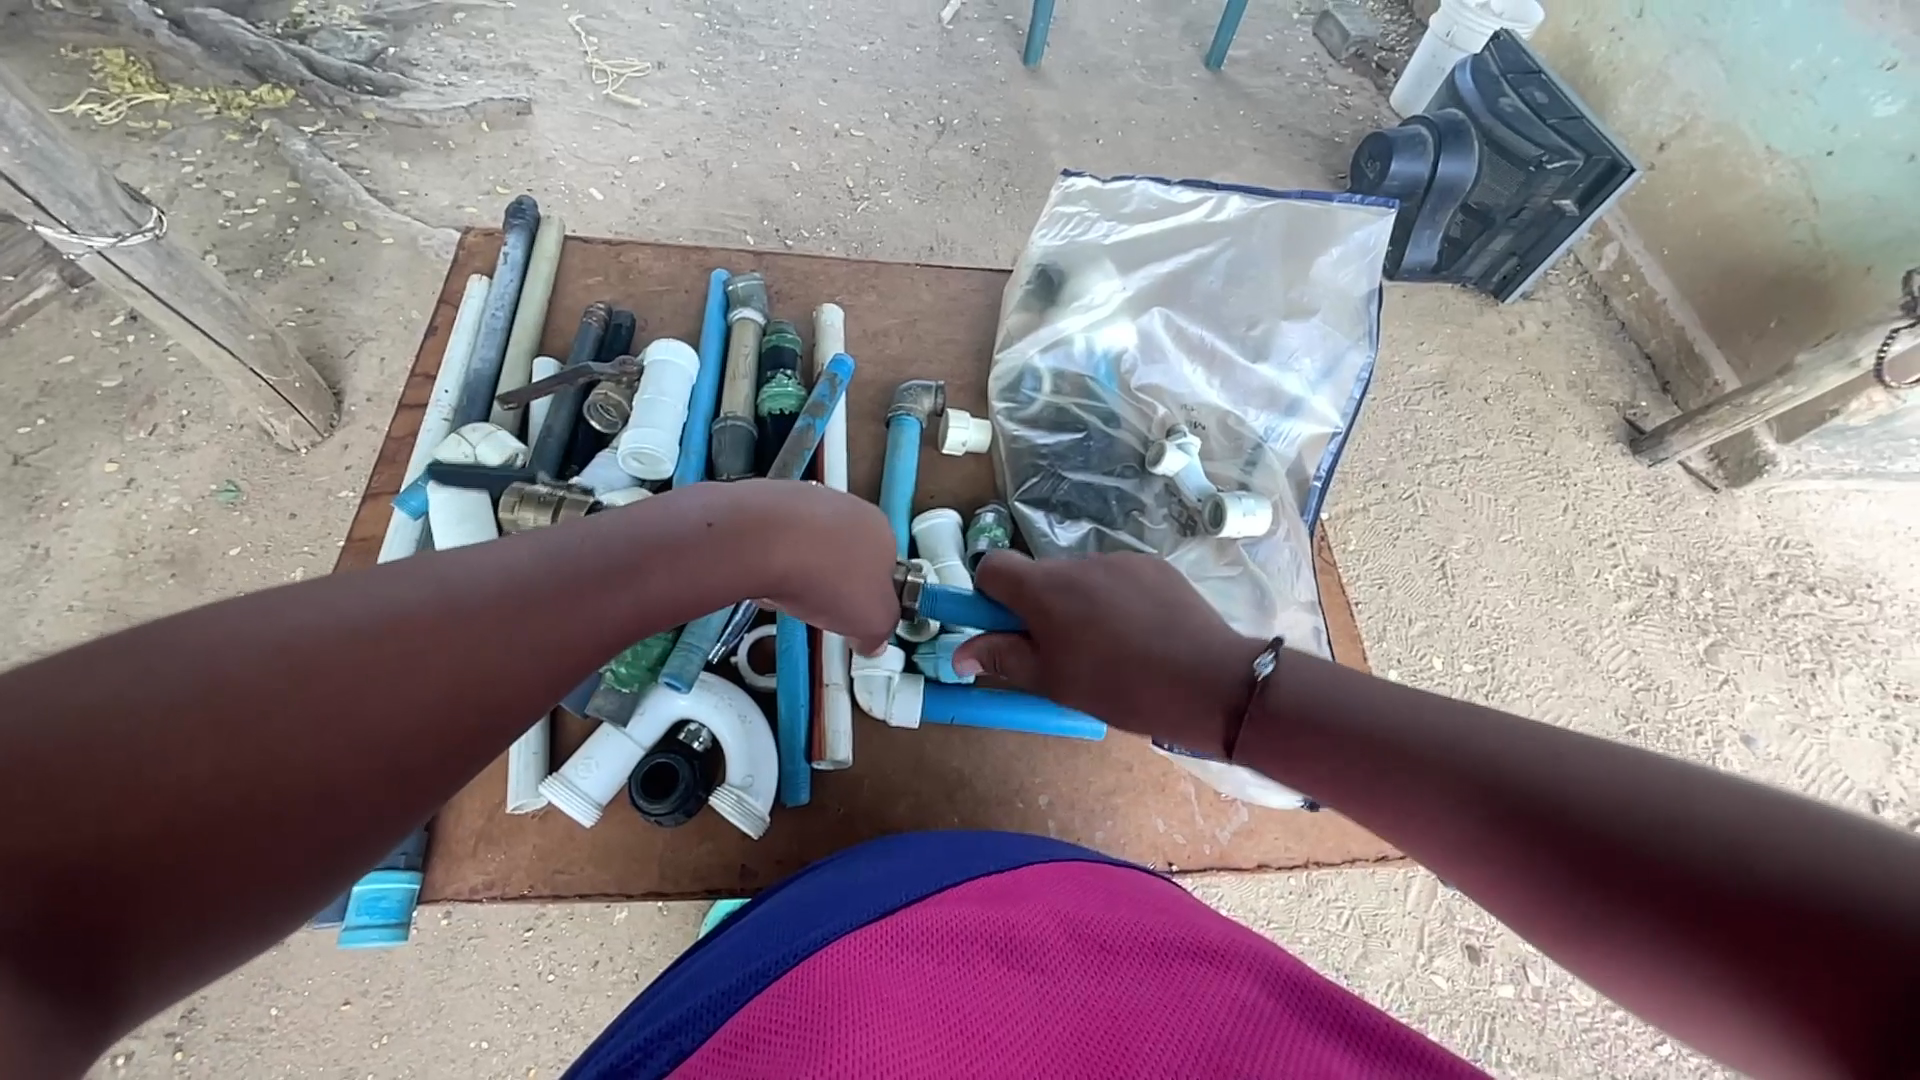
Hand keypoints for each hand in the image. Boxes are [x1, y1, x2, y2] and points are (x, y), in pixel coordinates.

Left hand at [730, 480, 899, 654]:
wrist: (760, 543)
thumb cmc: (822, 573)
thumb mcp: (873, 621)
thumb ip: (881, 630)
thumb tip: (874, 639)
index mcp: (881, 530)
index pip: (884, 568)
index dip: (869, 598)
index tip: (855, 618)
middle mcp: (847, 507)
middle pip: (845, 555)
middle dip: (832, 584)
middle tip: (821, 608)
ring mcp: (807, 500)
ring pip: (808, 547)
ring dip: (800, 572)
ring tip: (788, 594)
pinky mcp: (768, 502)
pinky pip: (774, 540)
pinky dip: (769, 559)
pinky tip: (764, 576)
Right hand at [952, 551, 1265, 754]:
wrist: (1209, 682)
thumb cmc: (1120, 688)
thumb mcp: (1053, 682)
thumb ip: (1003, 659)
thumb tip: (960, 653)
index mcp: (1044, 589)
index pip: (992, 565)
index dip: (988, 594)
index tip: (1004, 626)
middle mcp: (1078, 562)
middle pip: (1039, 575)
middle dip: (1039, 607)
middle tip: (1061, 651)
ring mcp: (1120, 559)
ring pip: (1081, 578)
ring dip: (1080, 604)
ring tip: (1109, 648)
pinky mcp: (1155, 566)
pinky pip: (1118, 578)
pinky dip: (1117, 600)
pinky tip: (1141, 634)